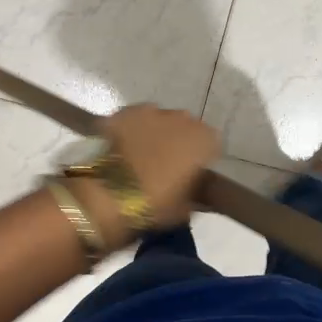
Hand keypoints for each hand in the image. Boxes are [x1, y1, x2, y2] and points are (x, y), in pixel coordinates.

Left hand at [94, 105, 220, 232]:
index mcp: (204, 141)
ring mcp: (153, 111)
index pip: (212, 146)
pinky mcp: (124, 111)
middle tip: (167, 165)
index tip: (192, 174)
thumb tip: (192, 190)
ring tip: (142, 155)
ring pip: (161, 120)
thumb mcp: (185, 209)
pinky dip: (132, 130)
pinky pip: (135, 119)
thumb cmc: (155, 205)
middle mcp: (184, 119)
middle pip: (187, 128)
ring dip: (156, 133)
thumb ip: (194, 194)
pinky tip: (123, 146)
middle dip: (180, 142)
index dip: (202, 159)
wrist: (109, 195)